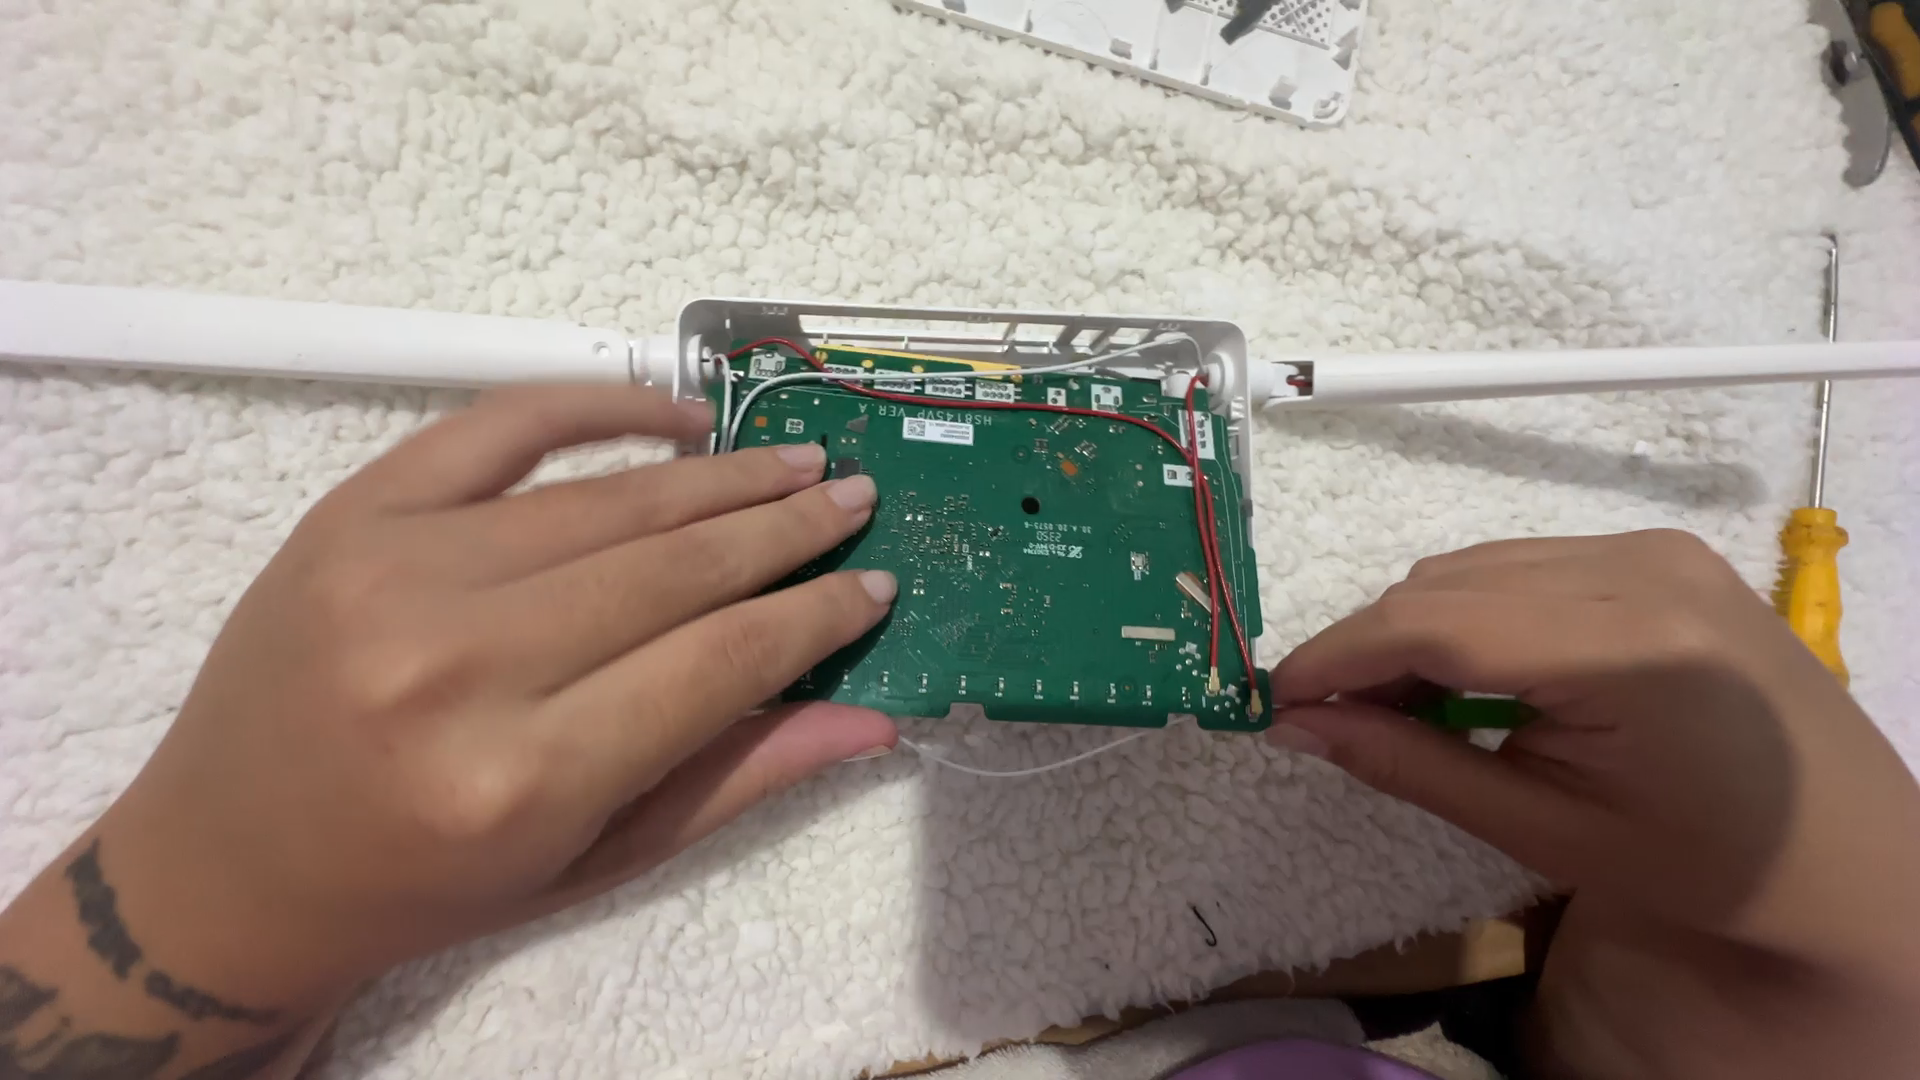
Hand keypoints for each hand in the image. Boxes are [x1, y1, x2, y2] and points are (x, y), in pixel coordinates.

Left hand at [34, 386, 897, 1012]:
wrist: (228, 868)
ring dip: (728, 475)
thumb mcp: (608, 856)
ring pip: (615, 497)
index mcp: (525, 776)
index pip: (725, 659)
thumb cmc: (439, 880)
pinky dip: (604, 403)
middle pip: (681, 564)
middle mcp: (461, 665)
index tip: (876, 583)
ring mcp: (397, 570)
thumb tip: (876, 721)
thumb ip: (747, 775)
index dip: (818, 613)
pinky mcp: (355, 513)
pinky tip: (680, 413)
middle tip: (855, 497)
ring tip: (799, 463)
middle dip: (791, 527)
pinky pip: (504, 423)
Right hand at [1269, 530, 1919, 1076]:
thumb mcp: (1538, 830)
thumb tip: (1289, 724)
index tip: (1273, 696)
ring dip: (1409, 632)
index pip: (1433, 626)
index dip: (1335, 656)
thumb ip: (1402, 764)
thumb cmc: (1706, 871)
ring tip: (1412, 703)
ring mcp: (1650, 552)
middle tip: (1340, 719)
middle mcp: (1642, 571)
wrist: (1869, 871)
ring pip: (1460, 571)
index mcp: (1633, 651)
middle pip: (1437, 590)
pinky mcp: (1649, 554)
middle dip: (1367, 651)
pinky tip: (1474, 673)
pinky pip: (1503, 567)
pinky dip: (1457, 615)